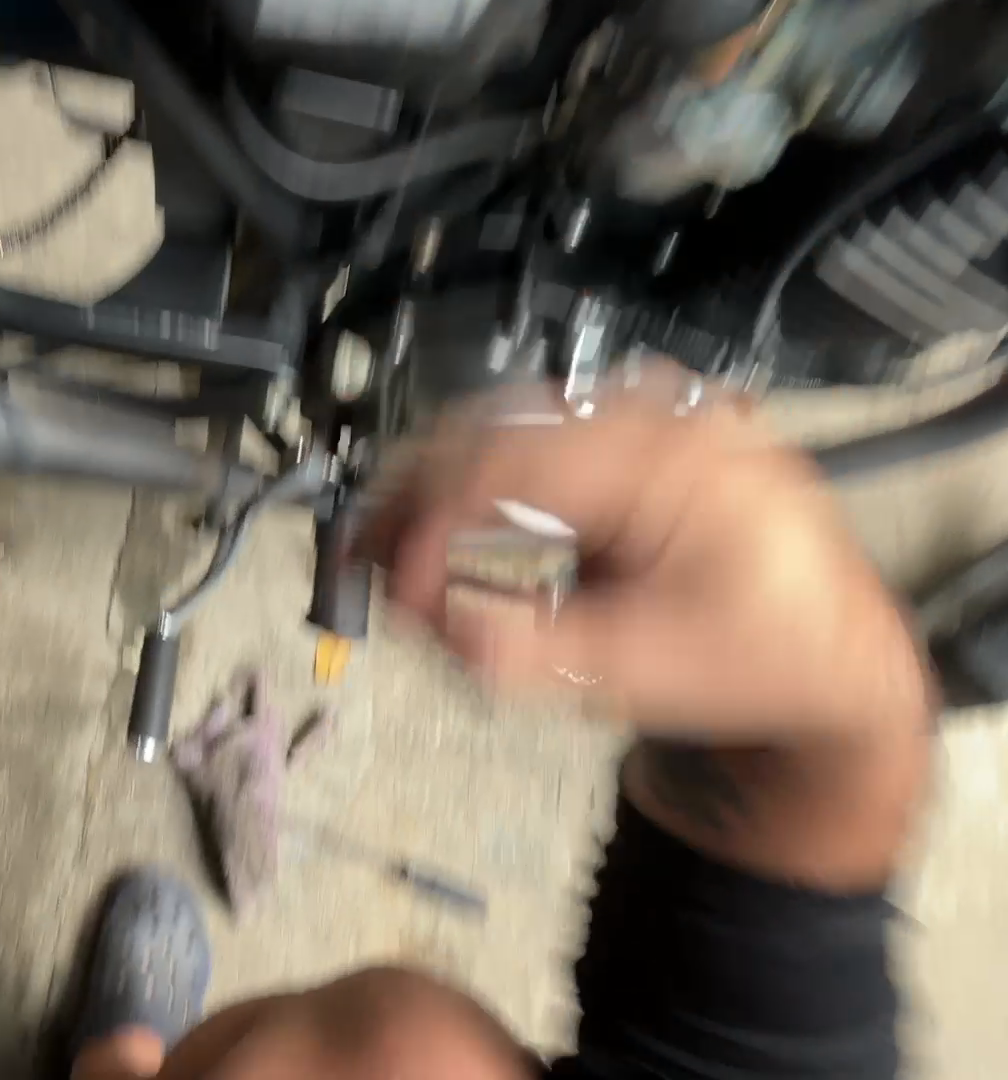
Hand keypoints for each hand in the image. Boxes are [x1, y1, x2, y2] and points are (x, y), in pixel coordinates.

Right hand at [376, 369, 931, 741]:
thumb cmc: (753, 662)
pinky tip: (431, 526)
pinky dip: (455, 486)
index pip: (509, 465)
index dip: (431, 525)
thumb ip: (512, 647)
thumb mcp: (632, 674)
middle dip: (409, 498)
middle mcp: (653, 419)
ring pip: (485, 429)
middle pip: (485, 430)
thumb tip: (417, 611)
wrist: (820, 654)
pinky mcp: (609, 439)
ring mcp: (632, 421)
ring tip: (386, 547)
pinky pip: (506, 443)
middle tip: (363, 555)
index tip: (398, 589)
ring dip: (423, 490)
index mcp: (676, 460)